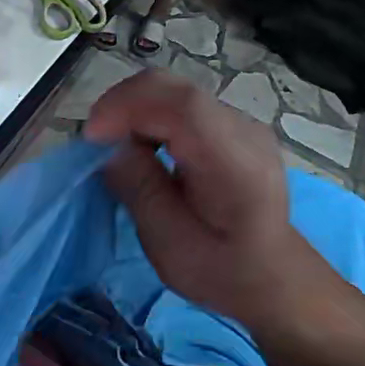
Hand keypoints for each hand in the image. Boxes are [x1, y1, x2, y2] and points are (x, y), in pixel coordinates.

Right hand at [84, 70, 327, 327]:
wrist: (272, 276)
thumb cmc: (220, 271)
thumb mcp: (169, 244)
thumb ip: (139, 189)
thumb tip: (109, 147)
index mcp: (236, 164)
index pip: (183, 106)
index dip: (128, 107)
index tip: (92, 137)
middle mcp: (245, 131)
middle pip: (175, 90)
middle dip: (123, 105)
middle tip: (96, 143)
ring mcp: (242, 123)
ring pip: (174, 91)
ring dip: (134, 110)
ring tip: (115, 148)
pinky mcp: (233, 125)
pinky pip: (182, 105)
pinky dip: (150, 116)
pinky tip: (143, 148)